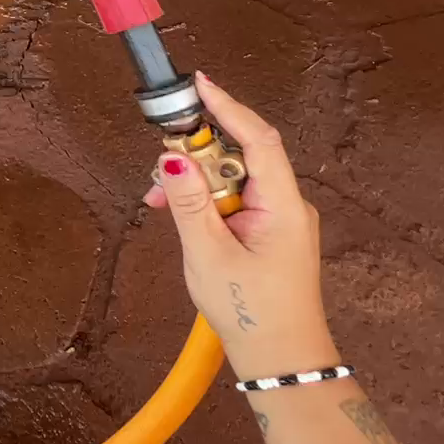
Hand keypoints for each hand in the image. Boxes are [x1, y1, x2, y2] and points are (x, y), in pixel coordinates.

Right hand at [143, 73, 338, 380]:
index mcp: (283, 206)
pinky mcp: (264, 228)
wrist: (280, 359)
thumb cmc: (248, 308)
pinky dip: (199, 195)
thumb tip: (171, 157)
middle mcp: (285, 204)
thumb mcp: (207, 252)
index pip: (258, 140)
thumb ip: (189, 201)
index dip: (229, 108)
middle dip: (195, 150)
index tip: (199, 84)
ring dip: (191, 178)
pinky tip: (174, 208)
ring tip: (159, 197)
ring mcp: (276, 216)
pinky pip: (228, 195)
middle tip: (160, 160)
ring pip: (228, 175)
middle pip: (239, 154)